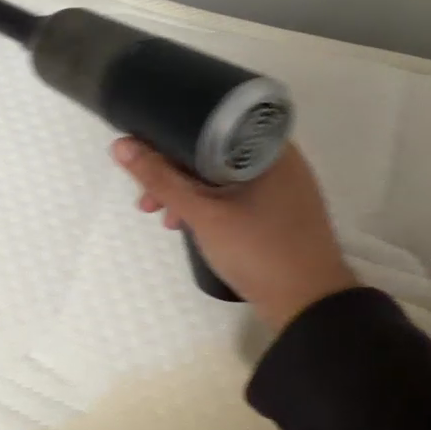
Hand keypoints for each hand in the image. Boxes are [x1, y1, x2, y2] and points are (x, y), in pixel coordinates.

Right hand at [112, 138, 356, 329]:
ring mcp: (281, 186)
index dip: (168, 139)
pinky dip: (207, 203)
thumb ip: (160, 179)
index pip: (208, 124)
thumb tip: (120, 146)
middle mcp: (278, 160)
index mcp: (268, 148)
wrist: (310, 305)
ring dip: (186, 192)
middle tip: (147, 198)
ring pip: (219, 175)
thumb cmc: (259, 251)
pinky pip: (233, 193)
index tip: (143, 160)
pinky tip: (187, 223)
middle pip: (211, 152)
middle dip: (173, 173)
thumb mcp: (201, 213)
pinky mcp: (278, 209)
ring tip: (163, 217)